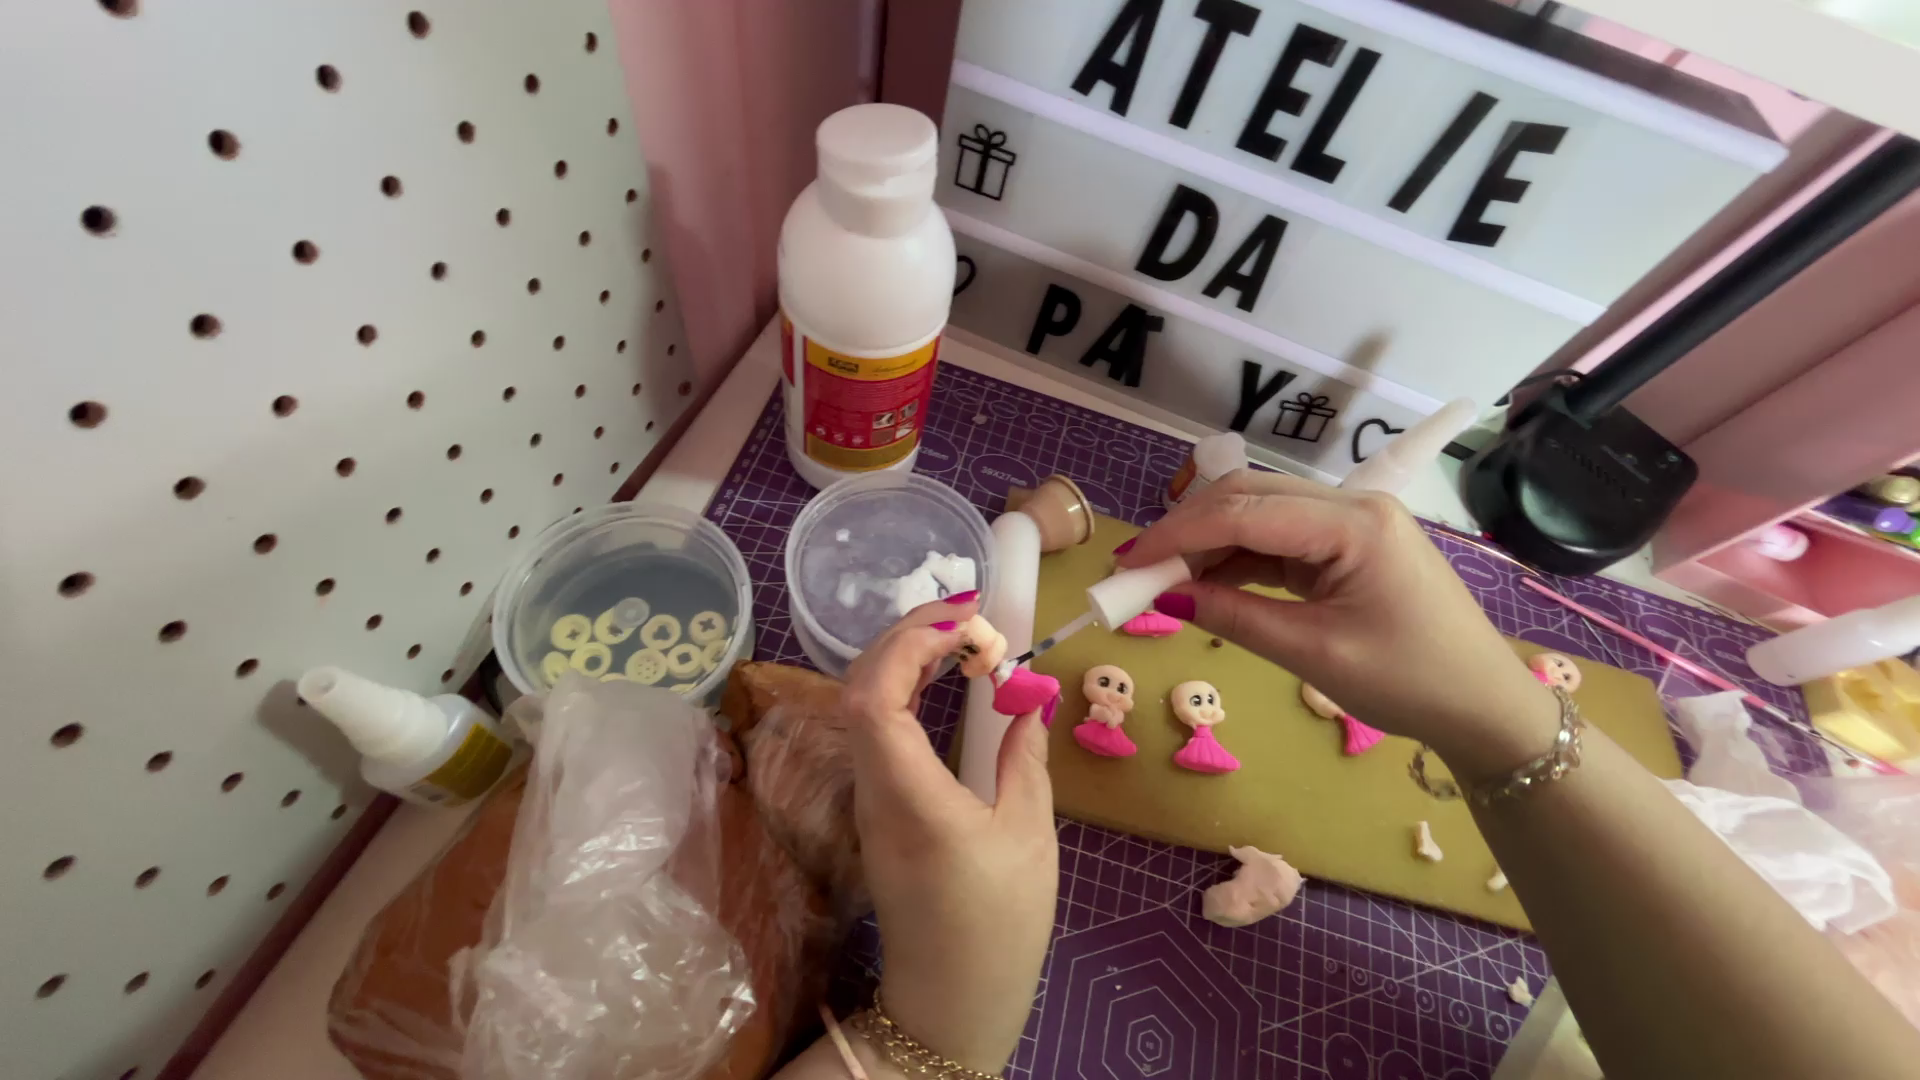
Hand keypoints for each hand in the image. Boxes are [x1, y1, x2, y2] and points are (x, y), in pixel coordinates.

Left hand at [840, 598, 1057, 1073]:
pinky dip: (904, 686)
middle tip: (967, 613)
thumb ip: (1024, 756)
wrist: (949, 1001)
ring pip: (862, 703)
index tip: (965, 623)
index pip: (874, 699)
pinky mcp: (876, 802)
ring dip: (904, 657)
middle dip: (906, 636)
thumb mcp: (1028, 836)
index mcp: (908, 797)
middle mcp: (874, 787)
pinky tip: (939, 677)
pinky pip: (876, 726)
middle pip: (860, 687)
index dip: (909, 646)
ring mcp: (868, 795)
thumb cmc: (997, 926)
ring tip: (958, 633)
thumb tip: (1028, 695)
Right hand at [1118, 470, 1557, 780]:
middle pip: (1246, 495)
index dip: (1177, 534)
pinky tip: (1203, 582)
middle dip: (1186, 529)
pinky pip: (1273, 538)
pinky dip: (1233, 558)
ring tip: (1161, 580)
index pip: (1244, 512)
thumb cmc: (1409, 682)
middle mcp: (1350, 505)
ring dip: (1205, 543)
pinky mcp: (1342, 543)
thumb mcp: (1312, 653)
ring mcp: (1348, 521)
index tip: (1126, 564)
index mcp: (1353, 523)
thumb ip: (1232, 616)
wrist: (1485, 708)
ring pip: (1255, 513)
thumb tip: (1163, 597)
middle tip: (1137, 570)